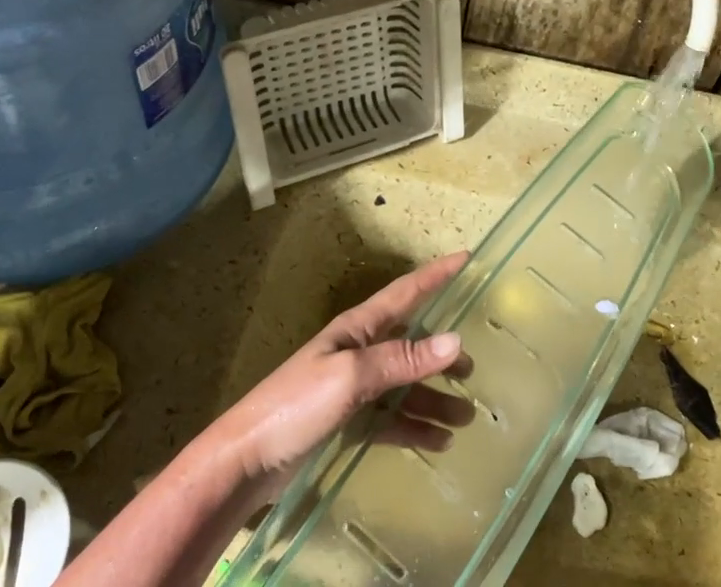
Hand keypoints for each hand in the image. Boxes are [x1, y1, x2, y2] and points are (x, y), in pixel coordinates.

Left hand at [206, 252, 476, 490]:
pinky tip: (438, 442)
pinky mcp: (348, 424)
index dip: (436, 275)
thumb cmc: (296, 406)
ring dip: (434, 400)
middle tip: (473, 372)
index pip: (405, 293)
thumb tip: (454, 340)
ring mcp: (353, 390)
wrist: (246, 462)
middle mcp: (359, 353)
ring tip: (465, 419)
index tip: (467, 258)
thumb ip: (402, 359)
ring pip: (405, 388)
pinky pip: (391, 421)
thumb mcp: (351, 377)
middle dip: (443, 354)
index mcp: (357, 330)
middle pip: (411, 345)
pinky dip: (415, 428)